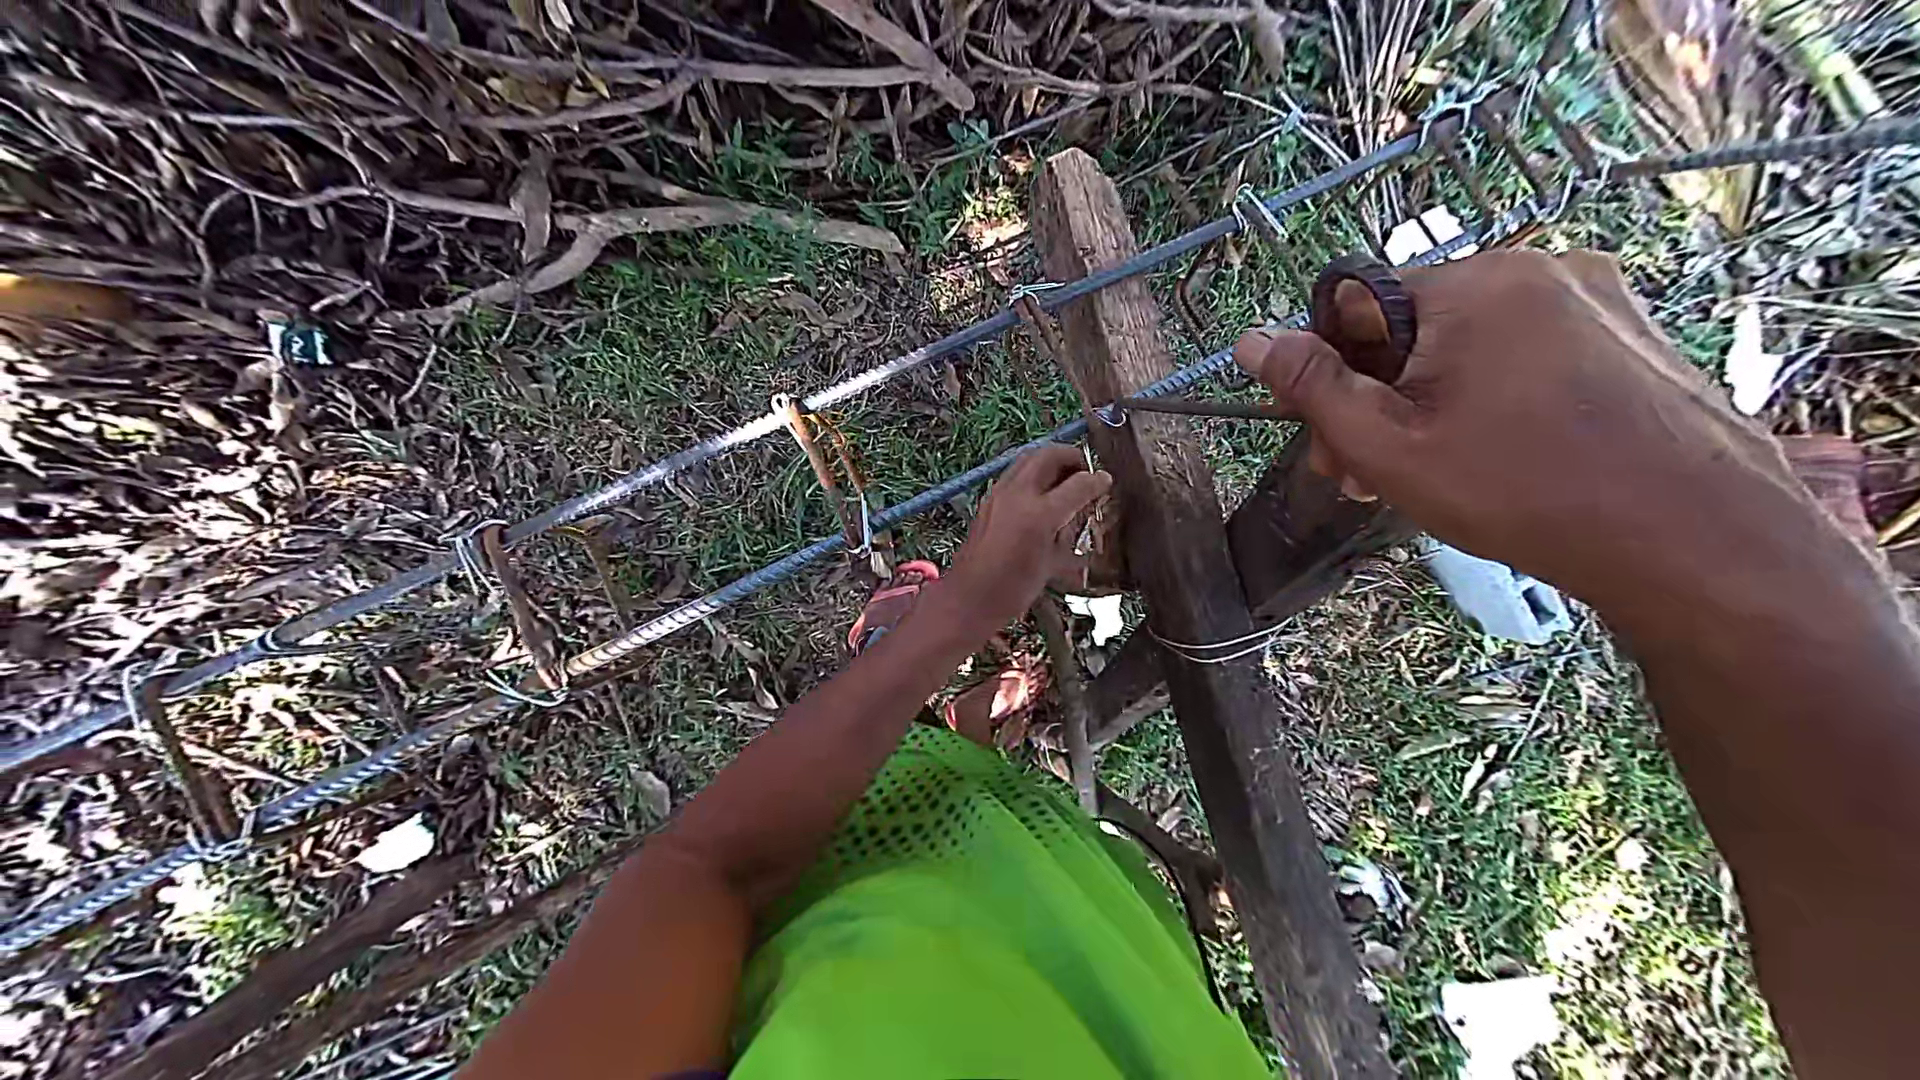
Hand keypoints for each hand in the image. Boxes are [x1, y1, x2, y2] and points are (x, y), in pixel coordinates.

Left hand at [947, 444, 1112, 628]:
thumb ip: (1068, 533)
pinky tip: (1040, 493)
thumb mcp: (1051, 564)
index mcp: (1039, 514)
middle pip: (1049, 455)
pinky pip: (1014, 473)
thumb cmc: (1014, 589)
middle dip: (1072, 457)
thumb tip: (1081, 514)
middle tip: (1085, 472)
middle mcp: (1018, 495)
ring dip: (1050, 460)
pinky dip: (1032, 472)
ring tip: (1064, 478)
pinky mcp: (988, 499)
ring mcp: (999, 494)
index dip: (1098, 481)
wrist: (970, 597)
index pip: (1078, 484)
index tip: (1106, 481)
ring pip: (1028, 457)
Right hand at [1233, 249, 1837, 614]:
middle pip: (1403, 330)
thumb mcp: (1383, 443)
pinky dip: (1473, 398)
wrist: (1693, 541)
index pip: (1350, 307)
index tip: (1318, 432)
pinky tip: (1476, 453)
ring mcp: (1591, 299)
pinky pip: (1511, 354)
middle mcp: (1536, 270)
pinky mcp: (1620, 334)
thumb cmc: (1516, 489)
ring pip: (1455, 346)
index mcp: (1474, 285)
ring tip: (1410, 474)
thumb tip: (1250, 339)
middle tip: (1358, 472)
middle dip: (1366, 400)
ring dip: (1414, 406)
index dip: (1319, 371)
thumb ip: (1310, 386)